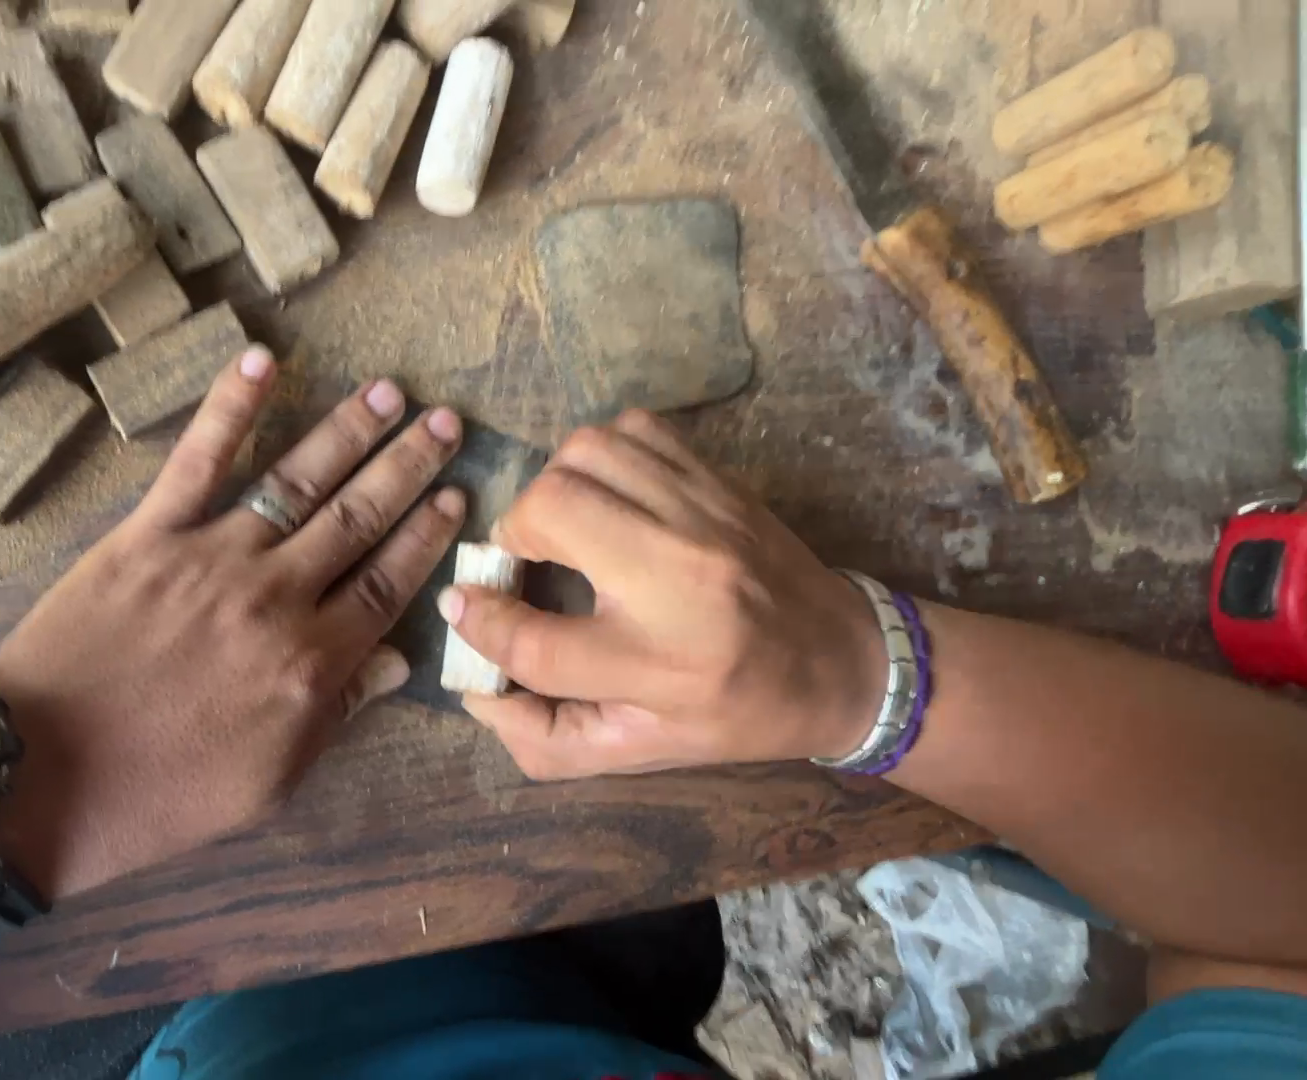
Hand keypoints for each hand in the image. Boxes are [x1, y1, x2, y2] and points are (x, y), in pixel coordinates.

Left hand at [0, 348, 466, 899]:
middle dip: (407, 467)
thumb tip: (396, 659)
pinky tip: (262, 360)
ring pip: (298, 481)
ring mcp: (213, 557)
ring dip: (348, 431)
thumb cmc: (162, 793)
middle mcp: (276, 598)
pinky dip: (231, 407)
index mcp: (311, 663)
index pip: (388, 584)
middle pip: (359, 519)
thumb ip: (338, 712)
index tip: (456, 498)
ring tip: (389, 392)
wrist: (40, 779)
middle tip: (443, 423)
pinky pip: (198, 460)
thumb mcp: (269, 779)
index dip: (427, 537)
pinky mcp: (149, 534)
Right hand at [439, 410, 883, 779]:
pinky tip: (604, 494)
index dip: (481, 622)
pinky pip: (630, 431)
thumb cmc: (733, 712)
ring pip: (586, 455)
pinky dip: (598, 455)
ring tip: (563, 524)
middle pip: (552, 511)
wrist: (846, 660)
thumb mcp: (640, 750)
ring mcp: (705, 515)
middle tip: (524, 558)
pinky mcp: (718, 479)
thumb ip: (547, 738)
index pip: (537, 641)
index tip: (461, 605)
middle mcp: (683, 579)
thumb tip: (477, 692)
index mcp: (661, 664)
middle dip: (516, 530)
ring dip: (553, 486)